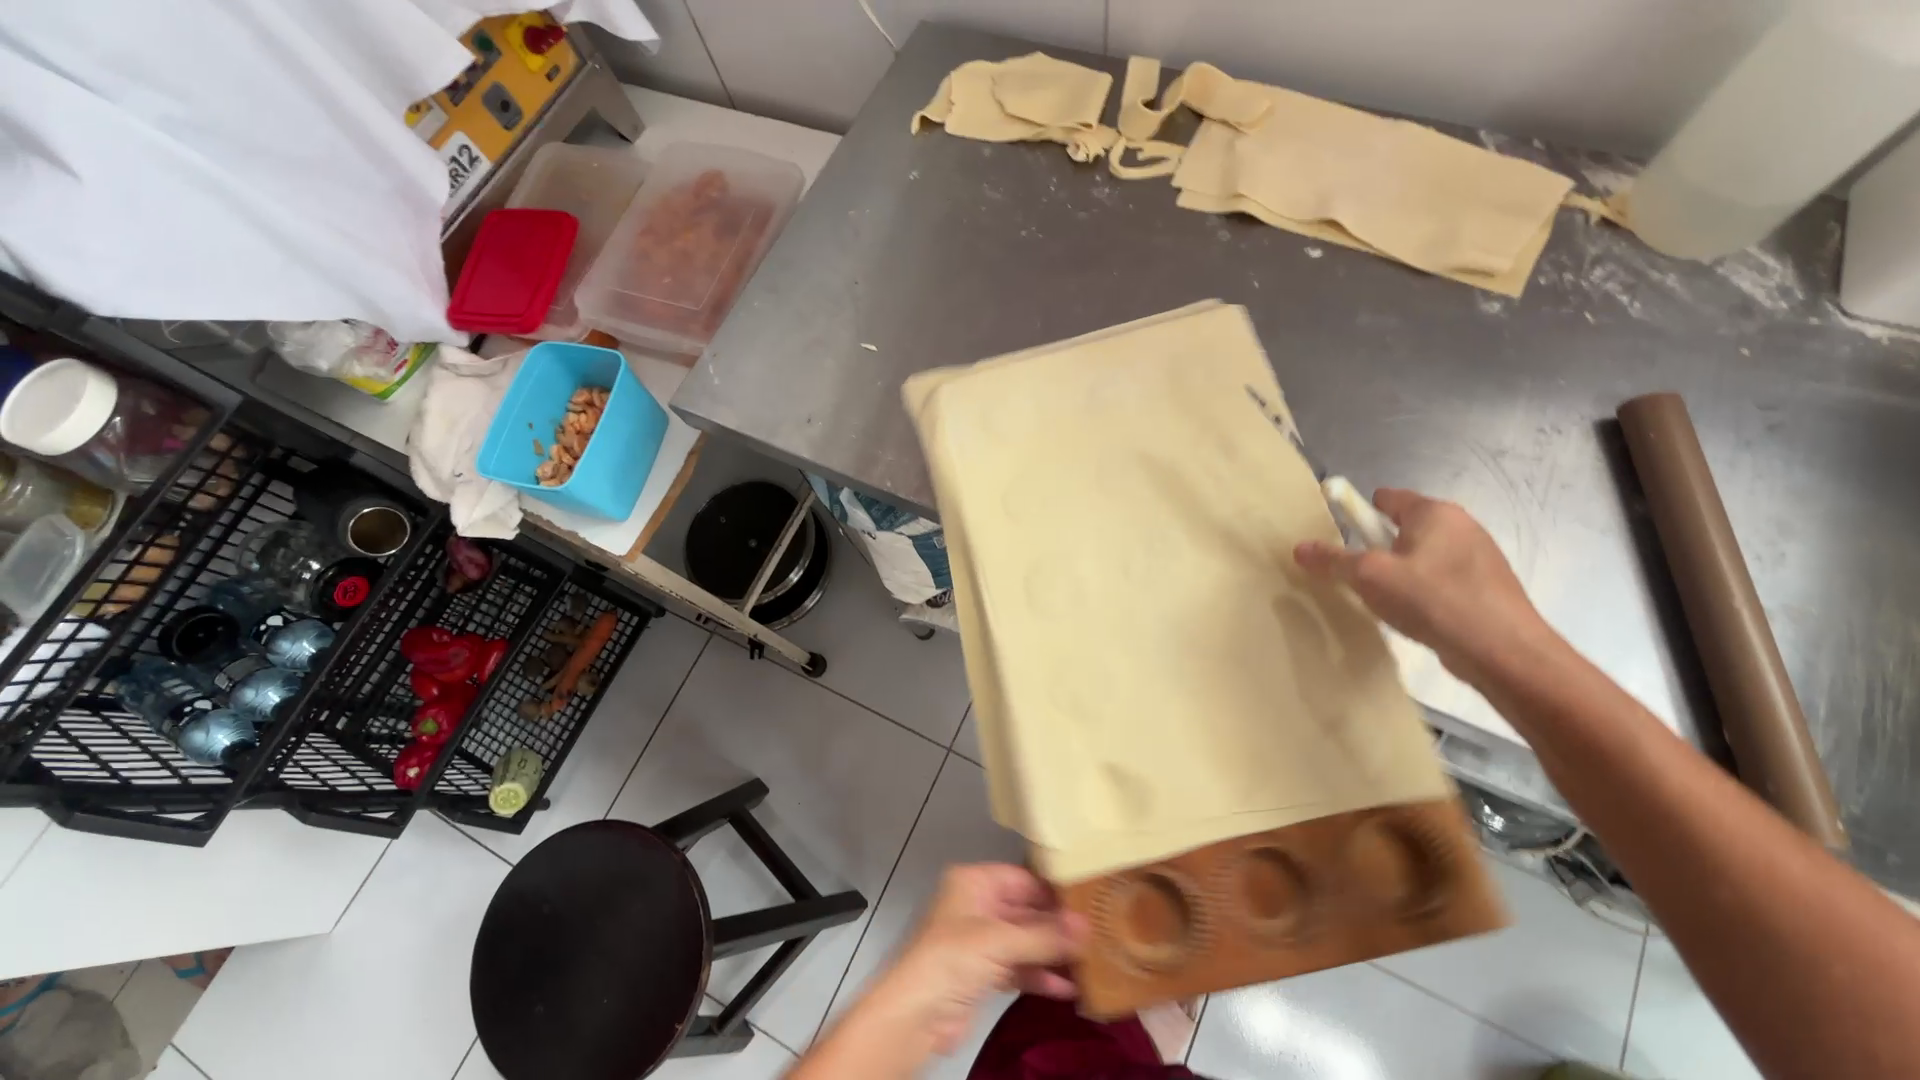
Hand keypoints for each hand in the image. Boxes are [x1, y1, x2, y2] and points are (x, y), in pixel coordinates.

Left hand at [870, 864, 1086, 1055]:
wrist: (915, 1014)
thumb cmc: (951, 959)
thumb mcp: (1000, 940)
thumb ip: (1045, 935)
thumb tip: (1087, 928)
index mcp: (973, 883)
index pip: (1022, 878)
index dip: (1053, 890)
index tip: (1089, 899)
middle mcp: (977, 906)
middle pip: (1026, 911)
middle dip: (1058, 926)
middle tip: (1097, 933)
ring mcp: (981, 941)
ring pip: (1026, 942)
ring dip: (1054, 953)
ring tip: (1090, 960)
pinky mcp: (984, 974)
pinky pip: (1020, 969)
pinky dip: (1041, 977)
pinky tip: (1069, 987)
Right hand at [1293, 487, 1554, 683]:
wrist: (1502, 651)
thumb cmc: (1433, 600)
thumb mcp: (1370, 577)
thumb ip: (1333, 560)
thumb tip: (1299, 548)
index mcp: (1434, 512)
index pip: (1387, 498)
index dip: (1359, 514)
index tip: (1342, 541)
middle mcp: (1461, 525)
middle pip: (1404, 528)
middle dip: (1379, 549)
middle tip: (1360, 578)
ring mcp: (1479, 557)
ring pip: (1424, 556)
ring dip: (1401, 574)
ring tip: (1388, 603)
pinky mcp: (1488, 587)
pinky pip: (1443, 580)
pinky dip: (1425, 593)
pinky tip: (1417, 618)